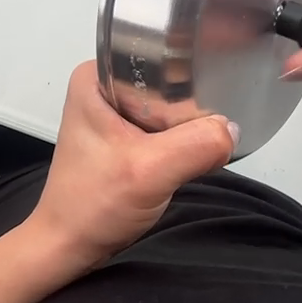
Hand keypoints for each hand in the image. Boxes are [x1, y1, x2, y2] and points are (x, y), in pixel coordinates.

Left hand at [26, 61, 237, 270]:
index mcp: (95, 76)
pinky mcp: (125, 139)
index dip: (190, 74)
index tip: (220, 90)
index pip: (157, 56)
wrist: (69, 247)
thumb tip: (232, 130)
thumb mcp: (150, 171)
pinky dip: (181, 140)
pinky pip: (166, 128)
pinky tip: (194, 151)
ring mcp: (113, 115)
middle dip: (192, 103)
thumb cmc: (93, 206)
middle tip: (218, 120)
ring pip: (170, 106)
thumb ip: (196, 146)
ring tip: (207, 137)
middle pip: (167, 81)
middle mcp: (102, 87)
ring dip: (189, 125)